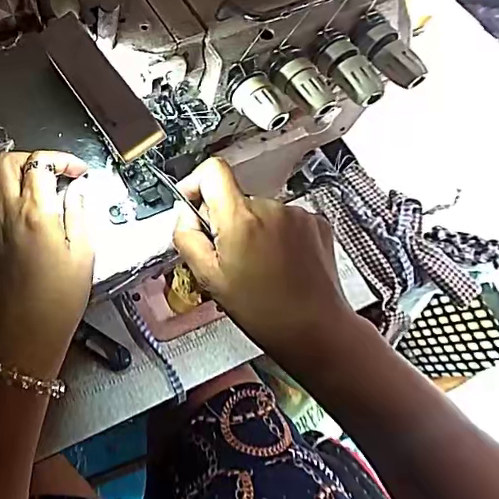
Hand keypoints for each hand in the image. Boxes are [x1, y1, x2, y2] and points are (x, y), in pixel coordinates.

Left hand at [0, 150, 93, 376]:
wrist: (26, 329)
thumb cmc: (60, 296)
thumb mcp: (83, 253)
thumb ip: (79, 213)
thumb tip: (77, 189)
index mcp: (36, 211)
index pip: (41, 163)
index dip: (61, 160)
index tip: (77, 172)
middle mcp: (6, 210)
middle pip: (7, 160)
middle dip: (31, 159)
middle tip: (49, 173)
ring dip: (3, 175)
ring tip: (22, 187)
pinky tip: (5, 208)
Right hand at [171, 158, 357, 367]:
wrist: (315, 328)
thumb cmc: (265, 311)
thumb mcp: (209, 278)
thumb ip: (186, 238)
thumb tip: (183, 216)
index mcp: (240, 219)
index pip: (212, 171)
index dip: (196, 183)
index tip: (193, 203)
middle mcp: (270, 209)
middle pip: (234, 198)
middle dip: (225, 222)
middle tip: (229, 258)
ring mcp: (296, 215)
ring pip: (259, 212)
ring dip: (253, 231)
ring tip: (258, 267)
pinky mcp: (314, 223)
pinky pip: (283, 220)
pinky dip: (276, 237)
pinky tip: (278, 264)